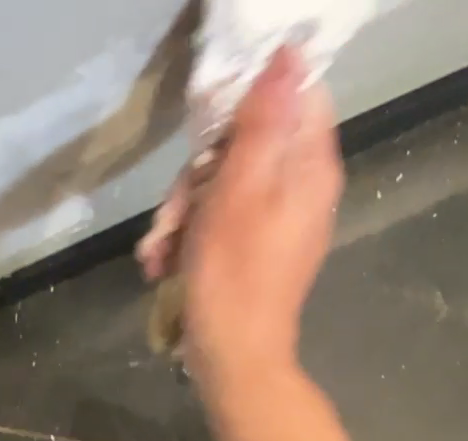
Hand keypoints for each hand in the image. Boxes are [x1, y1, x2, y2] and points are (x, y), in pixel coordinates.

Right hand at [183, 48, 341, 389]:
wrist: (234, 359)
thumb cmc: (233, 276)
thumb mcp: (238, 190)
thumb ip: (262, 121)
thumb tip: (290, 54)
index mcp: (309, 167)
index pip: (292, 98)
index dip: (245, 104)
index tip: (206, 134)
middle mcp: (301, 188)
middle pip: (247, 146)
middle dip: (196, 177)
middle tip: (173, 213)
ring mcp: (278, 222)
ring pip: (223, 186)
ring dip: (182, 215)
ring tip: (157, 252)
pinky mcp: (255, 251)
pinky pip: (220, 222)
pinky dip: (188, 240)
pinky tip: (161, 265)